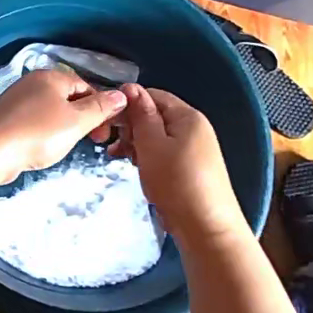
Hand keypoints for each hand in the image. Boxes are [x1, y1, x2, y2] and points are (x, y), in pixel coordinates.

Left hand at [0, 68, 129, 184]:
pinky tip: (44, 148)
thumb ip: (100, 109)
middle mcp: (32, 83)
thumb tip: (121, 95)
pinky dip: (45, 133)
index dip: (101, 107)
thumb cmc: (37, 132)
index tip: (106, 131)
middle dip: (84, 118)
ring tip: (68, 146)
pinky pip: (34, 122)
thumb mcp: (76, 121)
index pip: (85, 86)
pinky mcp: (6, 118)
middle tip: (93, 141)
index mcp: (50, 77)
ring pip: (51, 111)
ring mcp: (16, 100)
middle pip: (68, 98)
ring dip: (65, 127)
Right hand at [109, 85, 250, 239]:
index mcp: (187, 116)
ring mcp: (191, 147)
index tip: (106, 120)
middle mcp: (192, 127)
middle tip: (110, 140)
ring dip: (132, 141)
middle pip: (152, 114)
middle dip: (128, 124)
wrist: (205, 226)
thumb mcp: (151, 144)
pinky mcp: (186, 165)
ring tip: (117, 155)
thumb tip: (130, 86)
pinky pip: (159, 150)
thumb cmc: (176, 180)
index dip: (127, 103)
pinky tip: (131, 164)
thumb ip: (141, 114)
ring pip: (153, 134)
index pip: (151, 95)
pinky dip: (143, 154)